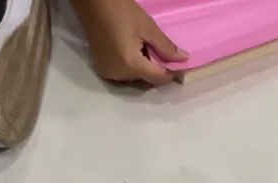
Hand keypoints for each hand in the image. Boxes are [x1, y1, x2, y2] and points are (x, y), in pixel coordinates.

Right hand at [72, 0, 186, 84]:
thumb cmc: (121, 10)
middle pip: (145, 81)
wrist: (93, 4)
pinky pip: (123, 75)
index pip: (157, 79)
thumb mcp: (147, 26)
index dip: (170, 74)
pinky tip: (131, 52)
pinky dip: (131, 68)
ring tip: (144, 50)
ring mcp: (109, 75)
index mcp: (131, 65)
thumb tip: (184, 59)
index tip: (178, 65)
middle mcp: (120, 76)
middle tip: (160, 53)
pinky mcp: (103, 70)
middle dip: (155, 71)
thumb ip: (166, 46)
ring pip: (134, 79)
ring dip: (143, 70)